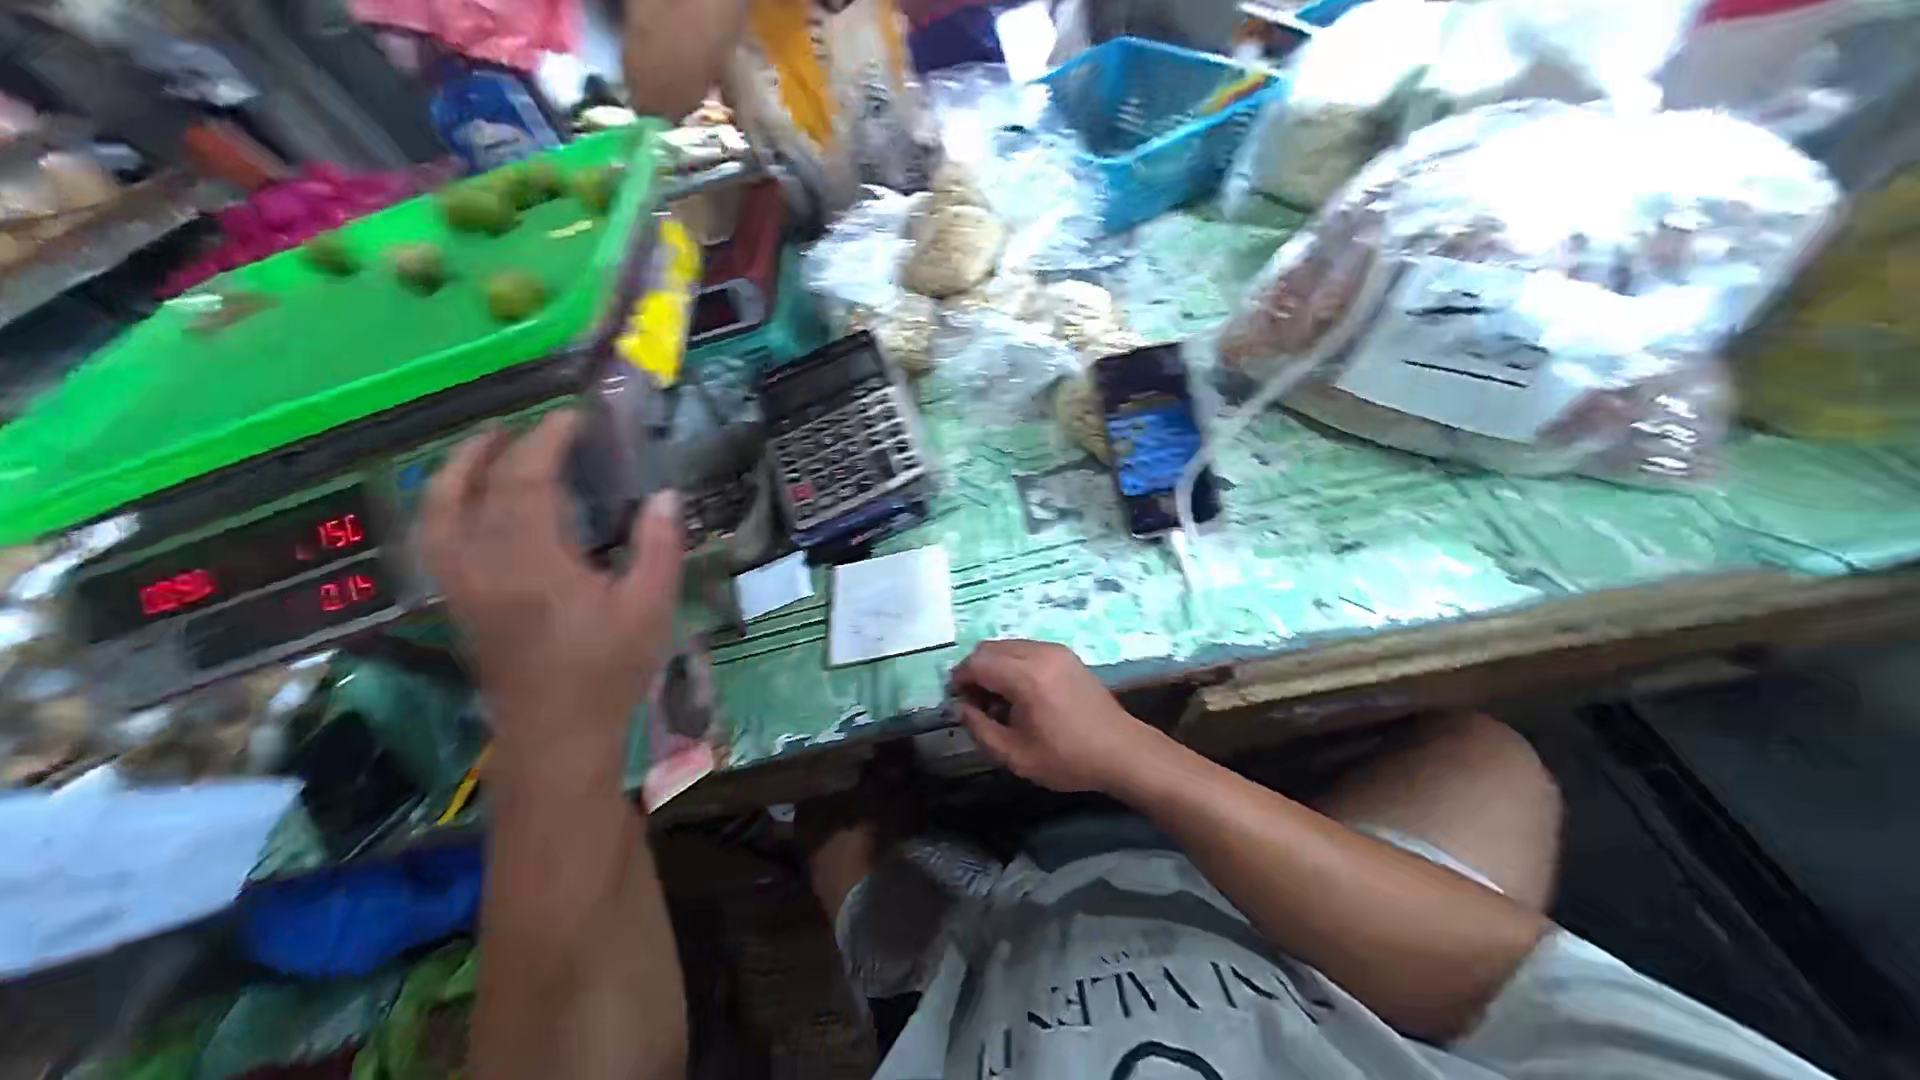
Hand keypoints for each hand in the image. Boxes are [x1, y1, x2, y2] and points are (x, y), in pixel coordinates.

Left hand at [420, 410, 684, 747]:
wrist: (556, 735)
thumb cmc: (608, 671)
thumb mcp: (650, 608)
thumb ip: (658, 547)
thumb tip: (664, 495)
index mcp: (532, 563)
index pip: (526, 481)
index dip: (547, 440)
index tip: (573, 419)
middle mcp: (482, 566)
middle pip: (471, 487)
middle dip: (498, 446)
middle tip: (530, 425)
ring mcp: (459, 586)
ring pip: (434, 513)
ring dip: (454, 471)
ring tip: (483, 449)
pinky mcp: (456, 604)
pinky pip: (433, 540)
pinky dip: (443, 507)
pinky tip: (467, 505)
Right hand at [949, 640, 1167, 793]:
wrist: (1121, 751)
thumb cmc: (1067, 758)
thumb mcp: (1015, 755)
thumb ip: (979, 729)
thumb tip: (961, 707)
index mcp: (1026, 677)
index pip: (976, 663)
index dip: (960, 680)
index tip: (958, 702)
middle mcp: (1039, 654)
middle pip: (988, 649)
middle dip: (974, 671)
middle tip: (976, 703)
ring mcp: (1055, 650)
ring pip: (1006, 646)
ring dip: (993, 667)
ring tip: (999, 701)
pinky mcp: (1065, 654)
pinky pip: (1026, 649)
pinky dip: (1013, 664)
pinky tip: (1020, 693)